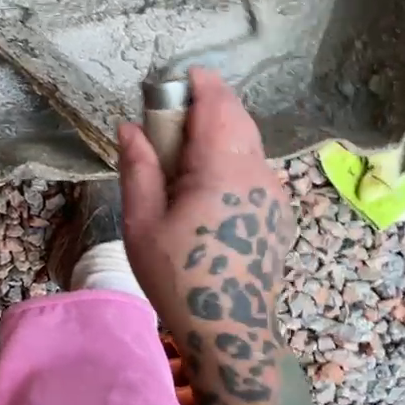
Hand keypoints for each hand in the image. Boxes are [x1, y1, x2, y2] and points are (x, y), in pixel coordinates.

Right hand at [117, 68, 293, 353]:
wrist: (228, 329)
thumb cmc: (175, 273)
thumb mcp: (141, 221)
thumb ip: (138, 168)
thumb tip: (130, 128)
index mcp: (225, 173)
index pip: (220, 109)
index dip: (201, 85)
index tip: (176, 75)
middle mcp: (259, 176)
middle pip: (238, 122)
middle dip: (204, 106)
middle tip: (162, 117)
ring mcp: (273, 196)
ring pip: (246, 145)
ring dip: (213, 134)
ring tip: (173, 152)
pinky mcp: (274, 213)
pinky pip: (250, 168)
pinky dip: (224, 157)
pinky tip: (195, 182)